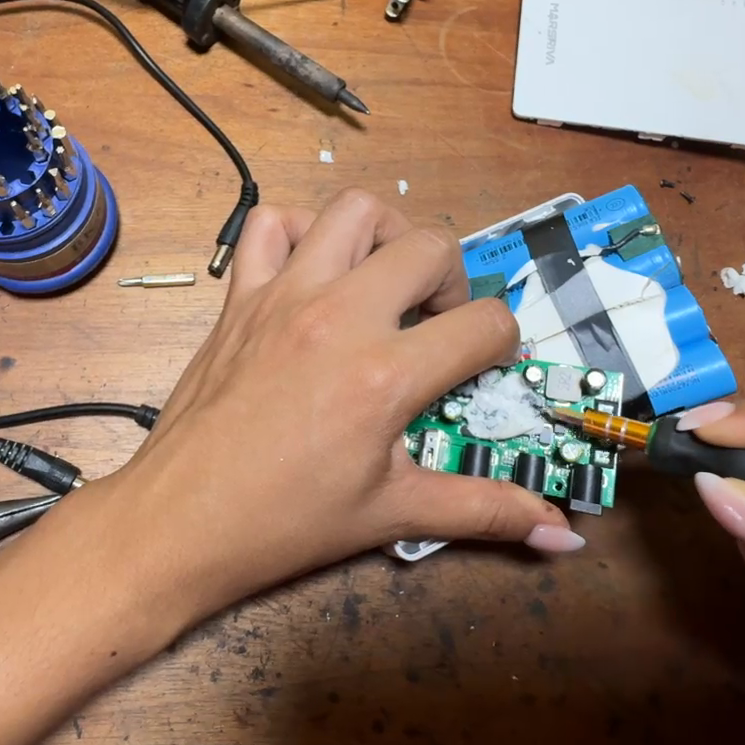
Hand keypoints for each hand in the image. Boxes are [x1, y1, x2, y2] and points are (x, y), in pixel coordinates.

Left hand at [83, 189, 579, 618]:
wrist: (180, 521)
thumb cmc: (287, 522)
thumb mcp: (393, 514)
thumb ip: (484, 511)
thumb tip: (564, 533)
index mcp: (386, 373)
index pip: (483, 324)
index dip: (500, 341)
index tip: (482, 363)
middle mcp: (340, 315)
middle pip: (430, 245)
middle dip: (453, 278)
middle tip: (436, 321)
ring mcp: (284, 295)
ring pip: (353, 210)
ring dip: (385, 235)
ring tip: (384, 280)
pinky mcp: (241, 295)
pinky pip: (269, 226)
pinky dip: (300, 232)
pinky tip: (312, 272)